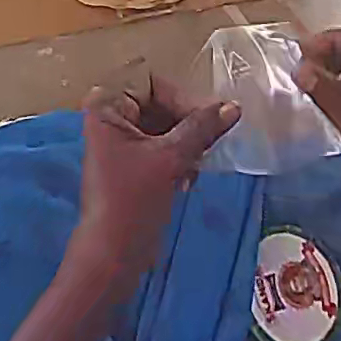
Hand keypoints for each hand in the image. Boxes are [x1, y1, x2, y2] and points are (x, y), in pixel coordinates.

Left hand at [77, 81, 240, 270]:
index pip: (152, 80)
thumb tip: (233, 106)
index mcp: (107, 105)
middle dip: (186, 123)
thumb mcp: (170, 159)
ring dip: (186, 141)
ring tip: (196, 165)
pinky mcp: (131, 162)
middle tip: (209, 143)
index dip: (180, 97)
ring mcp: (119, 139)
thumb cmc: (132, 201)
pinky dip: (179, 155)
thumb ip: (202, 128)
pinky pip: (162, 143)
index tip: (207, 118)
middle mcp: (109, 115)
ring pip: (164, 123)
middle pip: (159, 100)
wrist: (110, 259)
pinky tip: (188, 178)